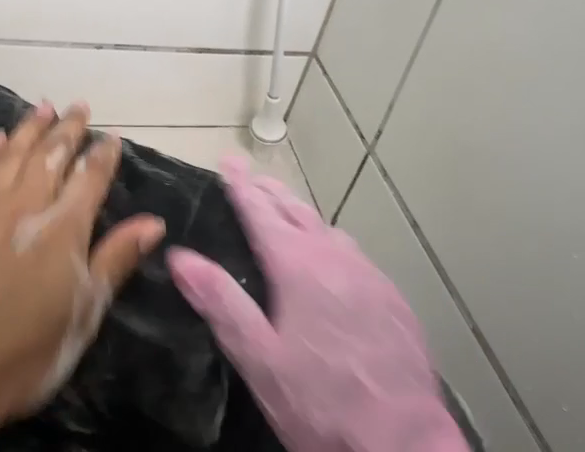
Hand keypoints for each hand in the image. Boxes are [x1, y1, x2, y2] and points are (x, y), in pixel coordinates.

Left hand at [0, 102, 166, 431]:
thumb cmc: (27, 352)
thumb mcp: (85, 314)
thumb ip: (116, 260)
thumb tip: (154, 222)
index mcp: (63, 228)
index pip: (90, 178)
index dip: (103, 155)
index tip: (112, 136)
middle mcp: (26, 206)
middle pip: (51, 155)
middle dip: (68, 129)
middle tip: (79, 106)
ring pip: (12, 155)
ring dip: (29, 128)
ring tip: (43, 106)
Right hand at [168, 157, 469, 451]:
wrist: (404, 445)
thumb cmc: (321, 404)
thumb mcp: (259, 358)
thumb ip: (220, 302)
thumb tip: (179, 256)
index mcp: (298, 266)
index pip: (261, 212)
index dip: (241, 186)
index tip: (228, 160)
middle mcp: (336, 259)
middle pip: (298, 212)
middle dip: (272, 192)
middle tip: (251, 178)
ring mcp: (371, 277)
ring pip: (330, 231)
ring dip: (303, 217)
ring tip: (286, 214)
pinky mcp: (394, 302)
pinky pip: (356, 257)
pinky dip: (333, 246)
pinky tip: (332, 264)